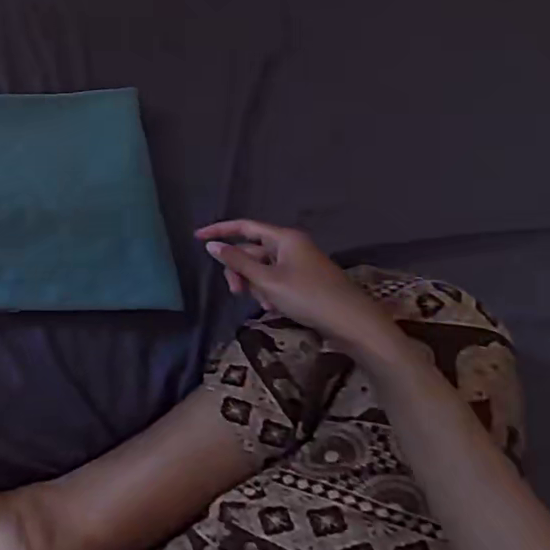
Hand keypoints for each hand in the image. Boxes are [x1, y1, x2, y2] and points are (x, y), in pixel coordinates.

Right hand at [196, 219, 393, 342]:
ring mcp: (298, 263)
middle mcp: (291, 245)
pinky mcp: (304, 280)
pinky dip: (269, 292)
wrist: (352, 323)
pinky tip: (275, 308)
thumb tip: (213, 246)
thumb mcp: (268, 281)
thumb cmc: (308, 297)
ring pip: (262, 268)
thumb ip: (238, 263)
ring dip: (256, 285)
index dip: (220, 231)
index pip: (244, 226)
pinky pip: (275, 280)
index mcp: (284, 237)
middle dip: (240, 270)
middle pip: (252, 251)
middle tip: (235, 291)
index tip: (197, 238)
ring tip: (265, 304)